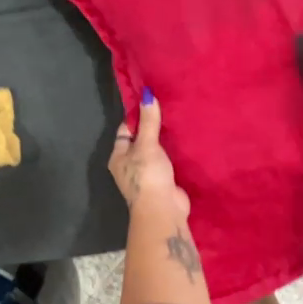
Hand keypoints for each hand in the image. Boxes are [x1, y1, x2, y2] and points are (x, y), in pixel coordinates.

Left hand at [108, 91, 188, 215]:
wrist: (162, 209)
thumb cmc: (147, 175)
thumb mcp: (147, 145)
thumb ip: (148, 121)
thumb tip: (147, 95)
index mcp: (118, 157)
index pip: (125, 130)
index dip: (137, 116)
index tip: (151, 103)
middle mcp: (129, 166)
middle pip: (141, 141)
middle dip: (153, 129)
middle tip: (168, 110)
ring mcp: (147, 175)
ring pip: (155, 153)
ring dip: (165, 142)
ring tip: (178, 123)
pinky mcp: (163, 182)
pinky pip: (168, 163)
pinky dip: (174, 155)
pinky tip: (184, 143)